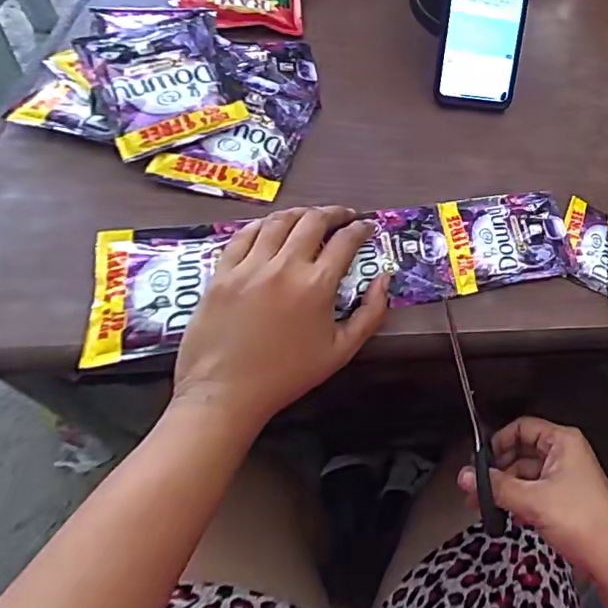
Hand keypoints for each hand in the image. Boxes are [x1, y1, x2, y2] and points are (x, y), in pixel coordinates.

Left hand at [169, 206, 385, 427]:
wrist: (224, 394)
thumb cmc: (287, 375)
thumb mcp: (341, 351)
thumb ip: (370, 313)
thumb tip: (384, 279)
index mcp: (317, 285)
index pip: (346, 240)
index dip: (361, 228)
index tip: (367, 227)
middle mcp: (285, 266)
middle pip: (313, 220)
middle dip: (334, 213)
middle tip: (343, 216)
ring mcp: (250, 267)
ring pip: (279, 221)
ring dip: (301, 214)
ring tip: (310, 217)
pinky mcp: (223, 272)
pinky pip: (244, 235)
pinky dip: (262, 225)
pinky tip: (271, 228)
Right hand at [458, 417, 607, 574]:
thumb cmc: (583, 521)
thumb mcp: (532, 500)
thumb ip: (496, 487)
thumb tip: (468, 476)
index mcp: (563, 441)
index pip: (523, 427)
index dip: (500, 441)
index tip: (481, 461)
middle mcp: (566, 453)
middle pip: (523, 450)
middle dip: (499, 469)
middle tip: (478, 487)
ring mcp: (566, 476)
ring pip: (528, 473)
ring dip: (507, 488)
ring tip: (486, 505)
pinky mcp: (565, 499)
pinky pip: (535, 491)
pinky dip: (520, 500)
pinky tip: (507, 515)